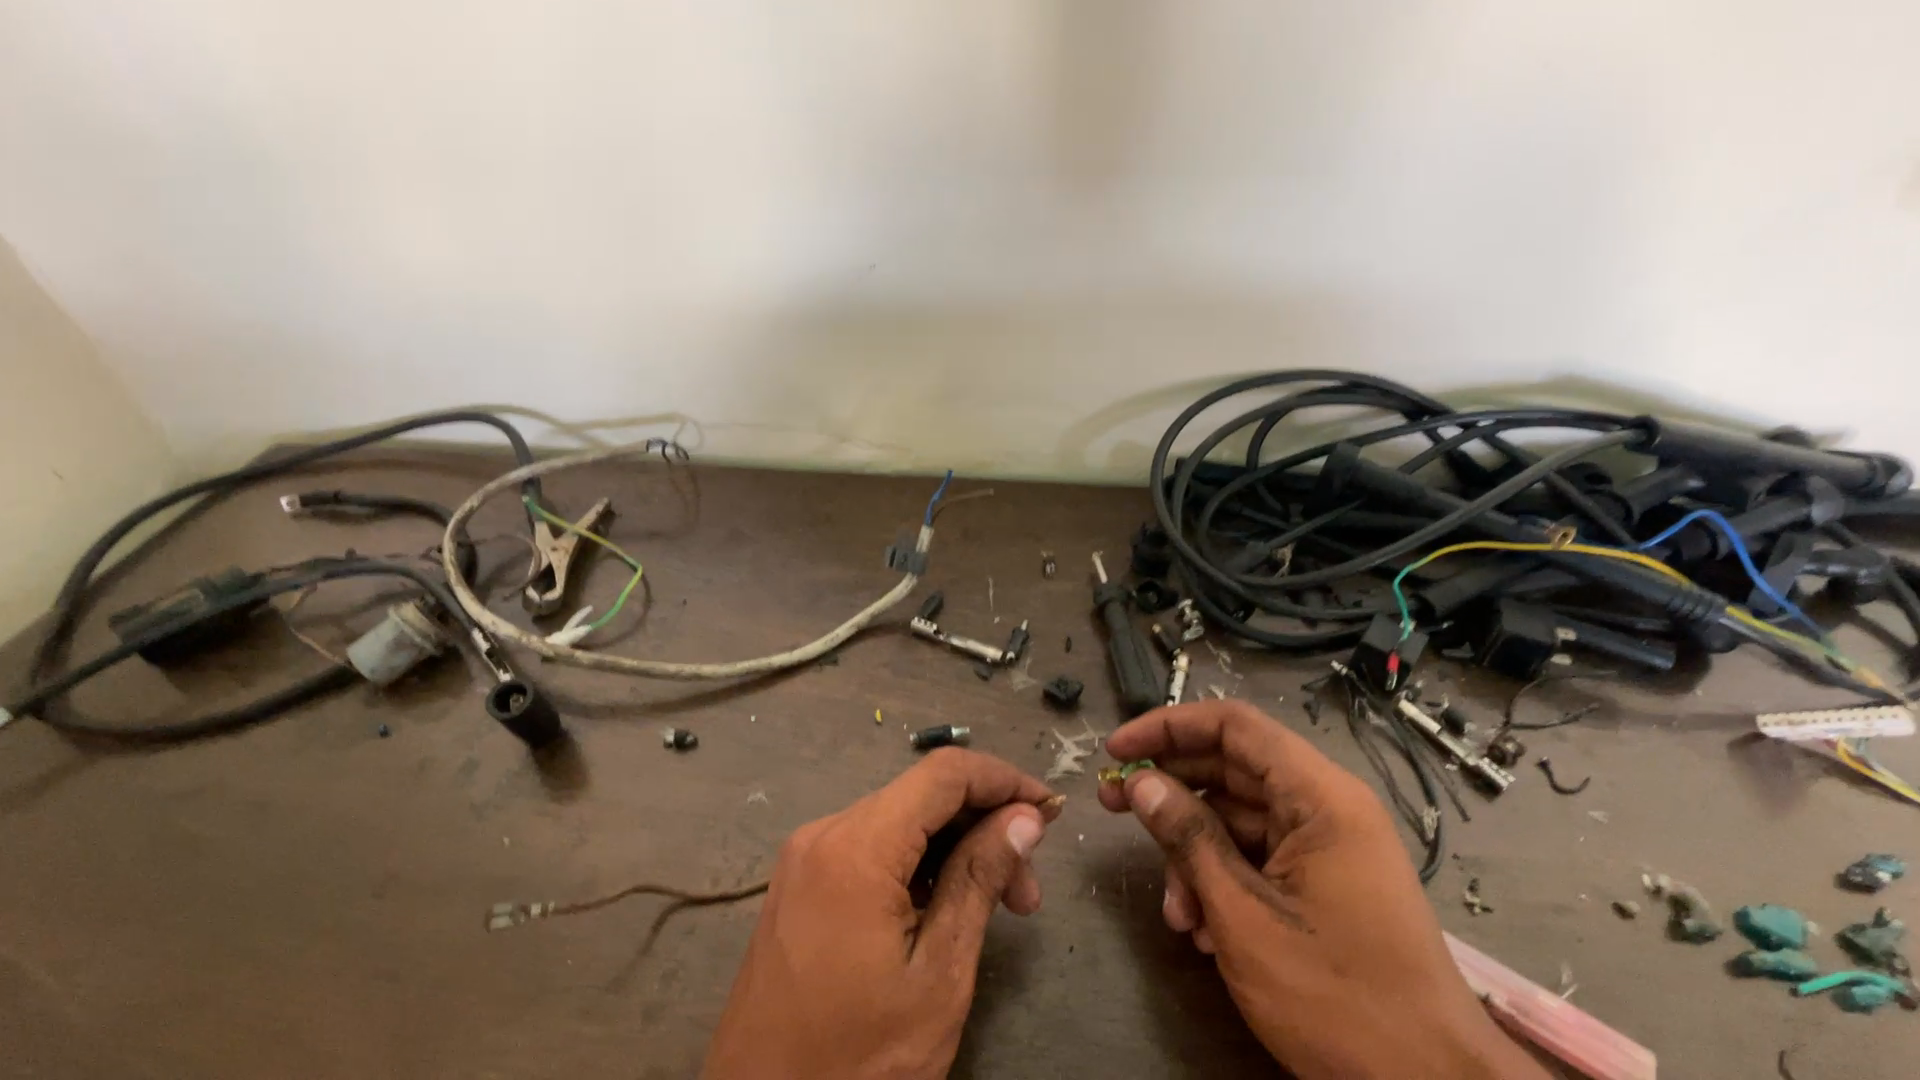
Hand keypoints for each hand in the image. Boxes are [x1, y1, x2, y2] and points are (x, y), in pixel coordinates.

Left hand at [701, 748, 1059, 1078]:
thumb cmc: (857, 1057)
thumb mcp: (937, 974)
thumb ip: (978, 881)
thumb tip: (1023, 817)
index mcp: (854, 846)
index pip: (943, 773)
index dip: (1003, 779)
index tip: (1049, 810)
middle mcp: (823, 834)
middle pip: (921, 797)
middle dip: (985, 825)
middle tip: (1030, 889)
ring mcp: (805, 860)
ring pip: (899, 823)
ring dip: (955, 849)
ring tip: (1002, 907)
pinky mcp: (801, 887)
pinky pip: (871, 850)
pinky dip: (918, 866)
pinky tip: (947, 909)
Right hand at [1099, 701, 1547, 1079]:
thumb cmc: (1335, 995)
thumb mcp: (1244, 915)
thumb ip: (1188, 838)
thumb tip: (1142, 781)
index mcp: (1319, 796)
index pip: (1233, 726)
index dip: (1168, 727)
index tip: (1117, 750)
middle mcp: (1326, 809)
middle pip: (1231, 770)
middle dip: (1169, 792)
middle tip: (1110, 806)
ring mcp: (1327, 848)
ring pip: (1238, 821)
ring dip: (1193, 856)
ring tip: (1175, 913)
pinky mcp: (1324, 885)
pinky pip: (1258, 859)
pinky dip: (1221, 883)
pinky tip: (1203, 932)